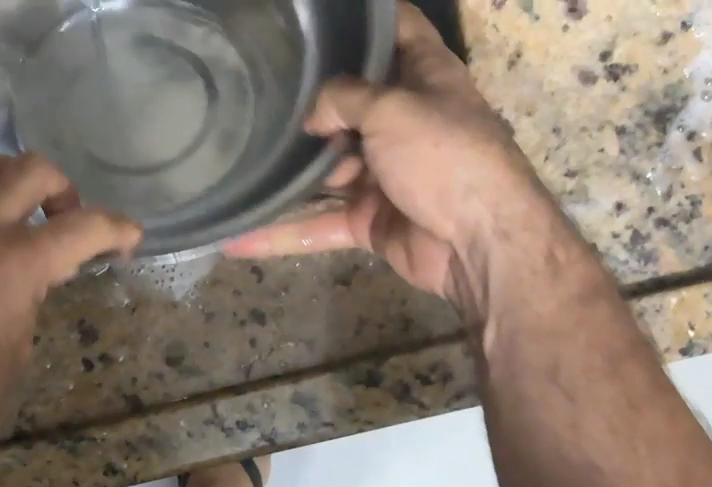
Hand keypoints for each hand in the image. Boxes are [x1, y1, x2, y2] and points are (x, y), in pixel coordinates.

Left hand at [0, 122, 140, 445]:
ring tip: (10, 190)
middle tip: (64, 217)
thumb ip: (28, 300)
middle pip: (33, 172)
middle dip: (61, 189)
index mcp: (21, 266)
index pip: (84, 229)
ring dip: (4, 168)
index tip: (127, 239)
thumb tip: (27, 280)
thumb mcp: (15, 350)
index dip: (116, 230)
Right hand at [221, 2, 573, 320]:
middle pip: (350, 108)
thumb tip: (311, 113)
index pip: (397, 33)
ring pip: (328, 171)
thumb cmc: (444, 156)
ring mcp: (384, 176)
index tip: (319, 20)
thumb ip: (345, 98)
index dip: (365, 20)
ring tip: (245, 168)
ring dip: (293, 176)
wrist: (474, 238)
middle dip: (313, 111)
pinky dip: (280, 235)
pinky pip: (316, 227)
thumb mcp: (394, 109)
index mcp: (425, 79)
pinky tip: (237, 240)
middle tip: (264, 105)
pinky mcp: (367, 221)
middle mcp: (403, 123)